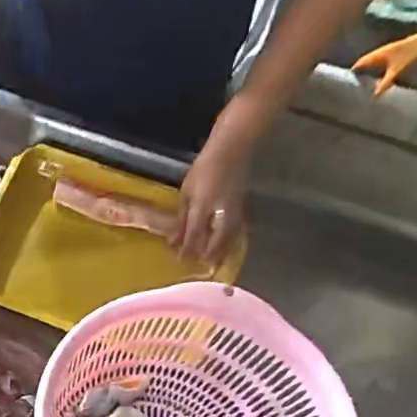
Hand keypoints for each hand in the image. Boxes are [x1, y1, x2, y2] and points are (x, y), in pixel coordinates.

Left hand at [171, 138, 248, 265]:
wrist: (233, 148)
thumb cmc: (204, 169)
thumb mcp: (186, 193)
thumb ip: (181, 218)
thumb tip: (174, 240)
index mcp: (203, 206)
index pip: (194, 235)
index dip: (187, 249)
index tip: (181, 261)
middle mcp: (221, 211)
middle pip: (216, 239)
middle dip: (209, 254)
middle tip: (203, 267)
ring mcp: (235, 208)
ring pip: (229, 236)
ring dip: (222, 250)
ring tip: (216, 262)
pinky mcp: (242, 206)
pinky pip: (236, 228)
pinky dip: (231, 239)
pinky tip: (227, 245)